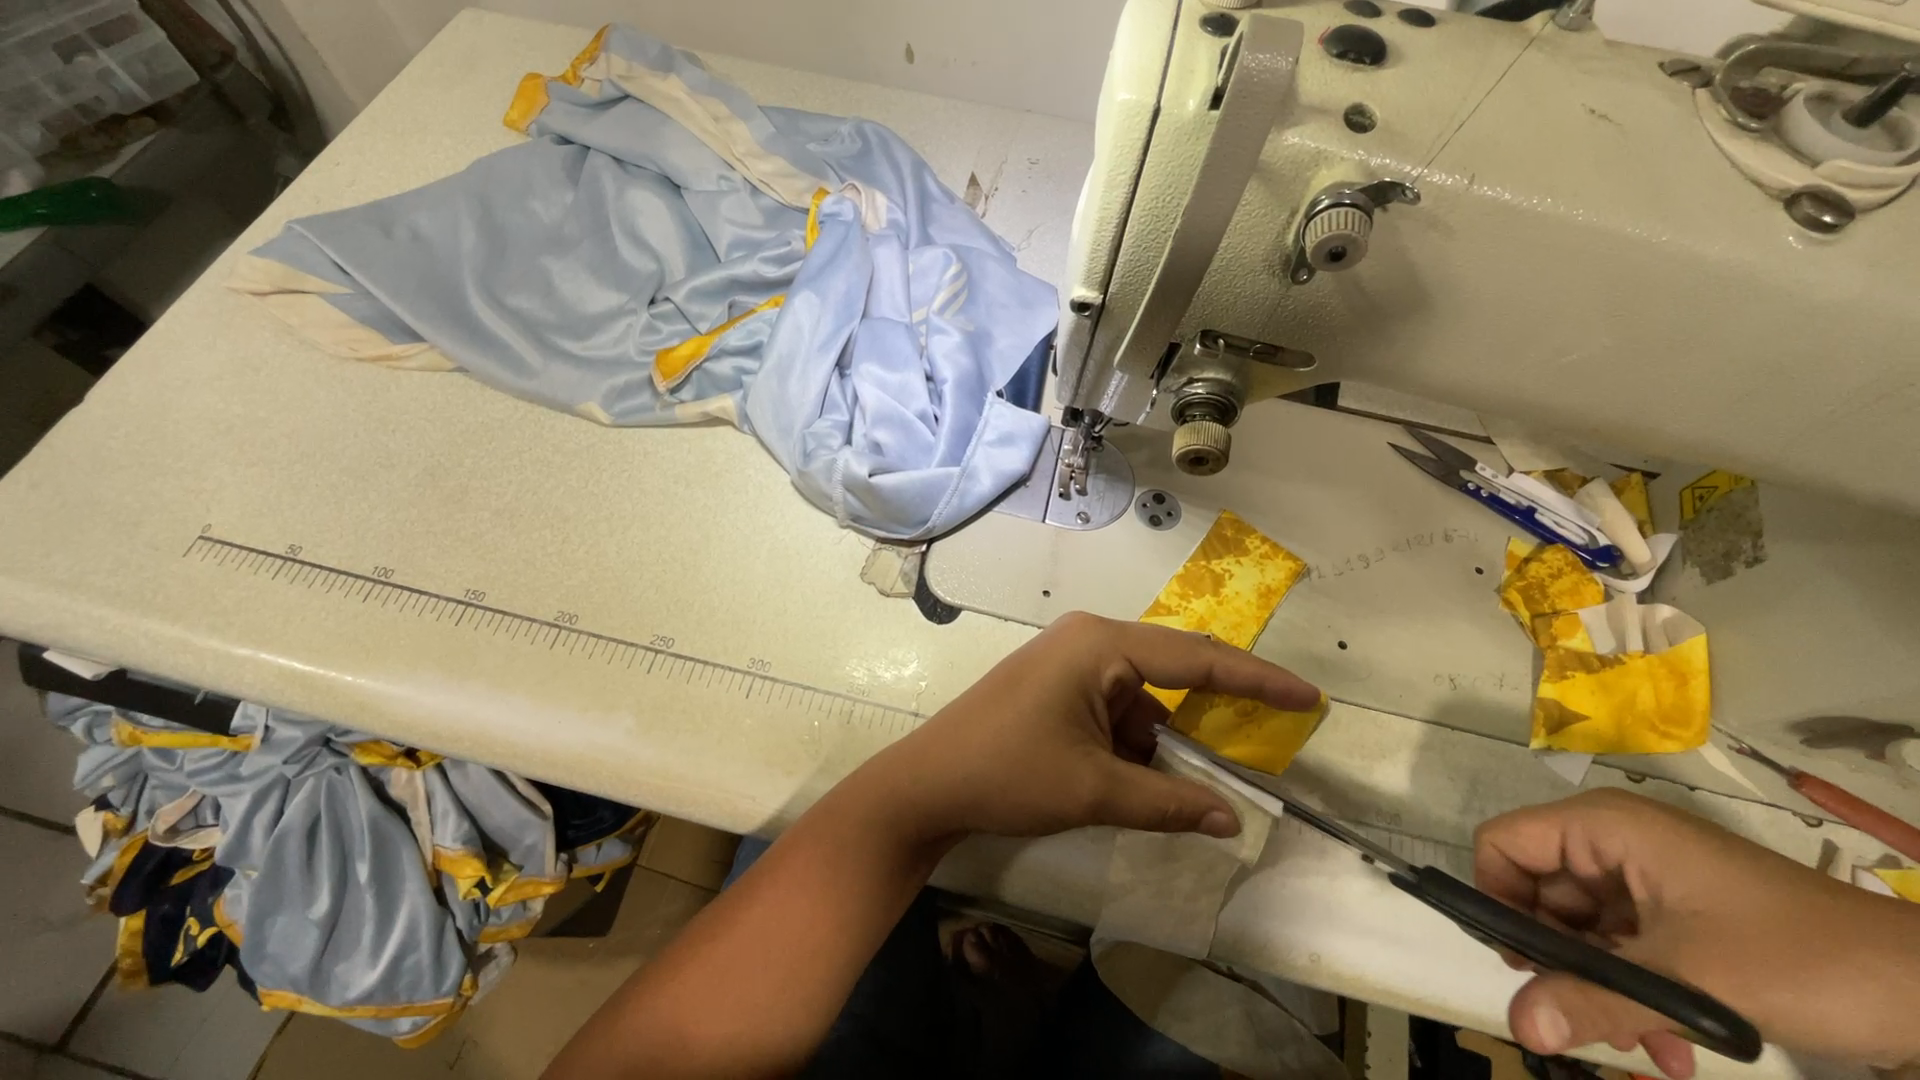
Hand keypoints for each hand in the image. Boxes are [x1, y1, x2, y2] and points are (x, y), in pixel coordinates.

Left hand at [854, 611, 1320, 844]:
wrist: (926, 784)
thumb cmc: (1009, 774)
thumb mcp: (1096, 790)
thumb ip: (1169, 802)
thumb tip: (1232, 820)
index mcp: (1101, 645)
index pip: (1198, 659)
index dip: (1257, 680)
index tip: (1309, 697)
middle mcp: (1088, 640)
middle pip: (1172, 670)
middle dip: (1211, 710)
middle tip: (1263, 735)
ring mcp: (1066, 662)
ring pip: (1141, 697)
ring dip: (1162, 738)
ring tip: (1176, 784)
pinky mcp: (1053, 686)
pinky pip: (1113, 707)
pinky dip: (1131, 740)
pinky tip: (1130, 777)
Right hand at [1475, 789, 1919, 1077]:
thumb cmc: (1802, 960)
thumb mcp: (1691, 984)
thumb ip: (1593, 1000)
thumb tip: (1514, 1028)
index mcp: (1605, 828)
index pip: (1504, 844)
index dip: (1498, 899)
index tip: (1525, 965)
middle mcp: (1615, 843)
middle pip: (1537, 892)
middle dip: (1557, 961)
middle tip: (1586, 1018)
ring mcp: (1646, 879)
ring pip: (1578, 929)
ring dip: (1597, 988)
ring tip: (1639, 1044)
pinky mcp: (1675, 914)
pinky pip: (1620, 948)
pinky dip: (1631, 993)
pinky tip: (1665, 1047)